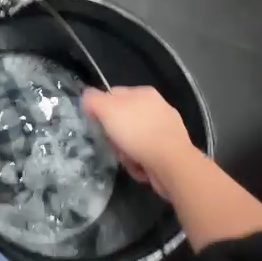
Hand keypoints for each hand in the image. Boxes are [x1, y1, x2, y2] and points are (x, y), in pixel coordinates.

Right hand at [81, 86, 196, 199]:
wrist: (173, 165)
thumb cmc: (137, 132)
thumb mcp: (106, 108)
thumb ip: (92, 99)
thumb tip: (88, 99)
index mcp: (144, 93)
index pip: (114, 95)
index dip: (102, 109)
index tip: (98, 124)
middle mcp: (158, 108)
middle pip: (124, 121)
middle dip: (116, 136)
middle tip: (115, 144)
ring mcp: (168, 132)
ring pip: (135, 141)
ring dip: (127, 153)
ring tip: (130, 160)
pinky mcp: (173, 154)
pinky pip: (148, 156)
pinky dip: (141, 163)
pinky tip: (142, 168)